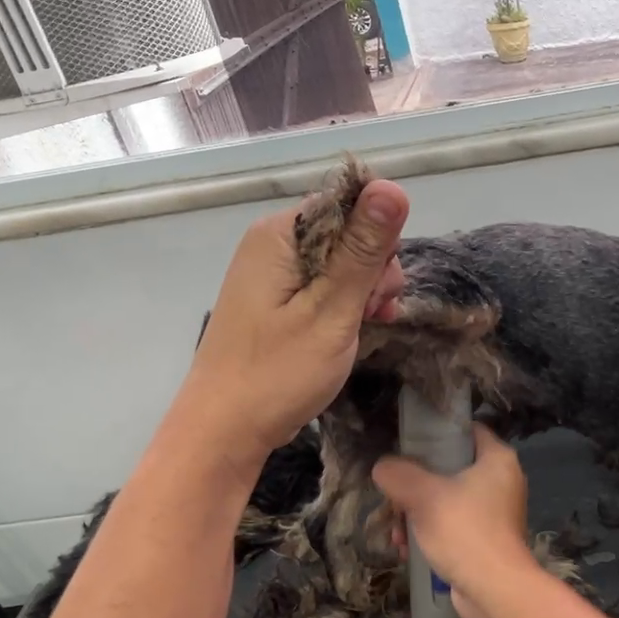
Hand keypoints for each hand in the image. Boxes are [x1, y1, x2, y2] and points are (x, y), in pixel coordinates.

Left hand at [186, 180, 409, 453]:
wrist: (225, 430)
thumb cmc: (278, 372)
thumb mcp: (332, 310)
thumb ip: (364, 249)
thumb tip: (393, 187)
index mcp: (280, 234)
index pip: (349, 205)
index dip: (377, 239)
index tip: (376, 285)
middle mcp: (274, 243)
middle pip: (350, 233)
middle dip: (373, 271)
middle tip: (367, 313)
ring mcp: (275, 273)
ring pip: (345, 263)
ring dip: (364, 293)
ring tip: (359, 328)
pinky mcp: (280, 299)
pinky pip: (328, 286)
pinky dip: (347, 306)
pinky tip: (354, 330)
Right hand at [373, 426, 536, 617]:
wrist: (495, 591)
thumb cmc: (464, 531)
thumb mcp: (424, 496)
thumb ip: (398, 474)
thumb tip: (383, 468)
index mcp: (497, 458)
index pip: (466, 430)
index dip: (435, 434)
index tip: (406, 446)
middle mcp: (501, 480)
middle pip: (448, 469)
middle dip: (414, 487)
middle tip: (393, 503)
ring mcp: (495, 511)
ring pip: (446, 499)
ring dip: (416, 515)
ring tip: (397, 536)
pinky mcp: (487, 539)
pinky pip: (453, 525)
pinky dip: (430, 533)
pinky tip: (408, 551)